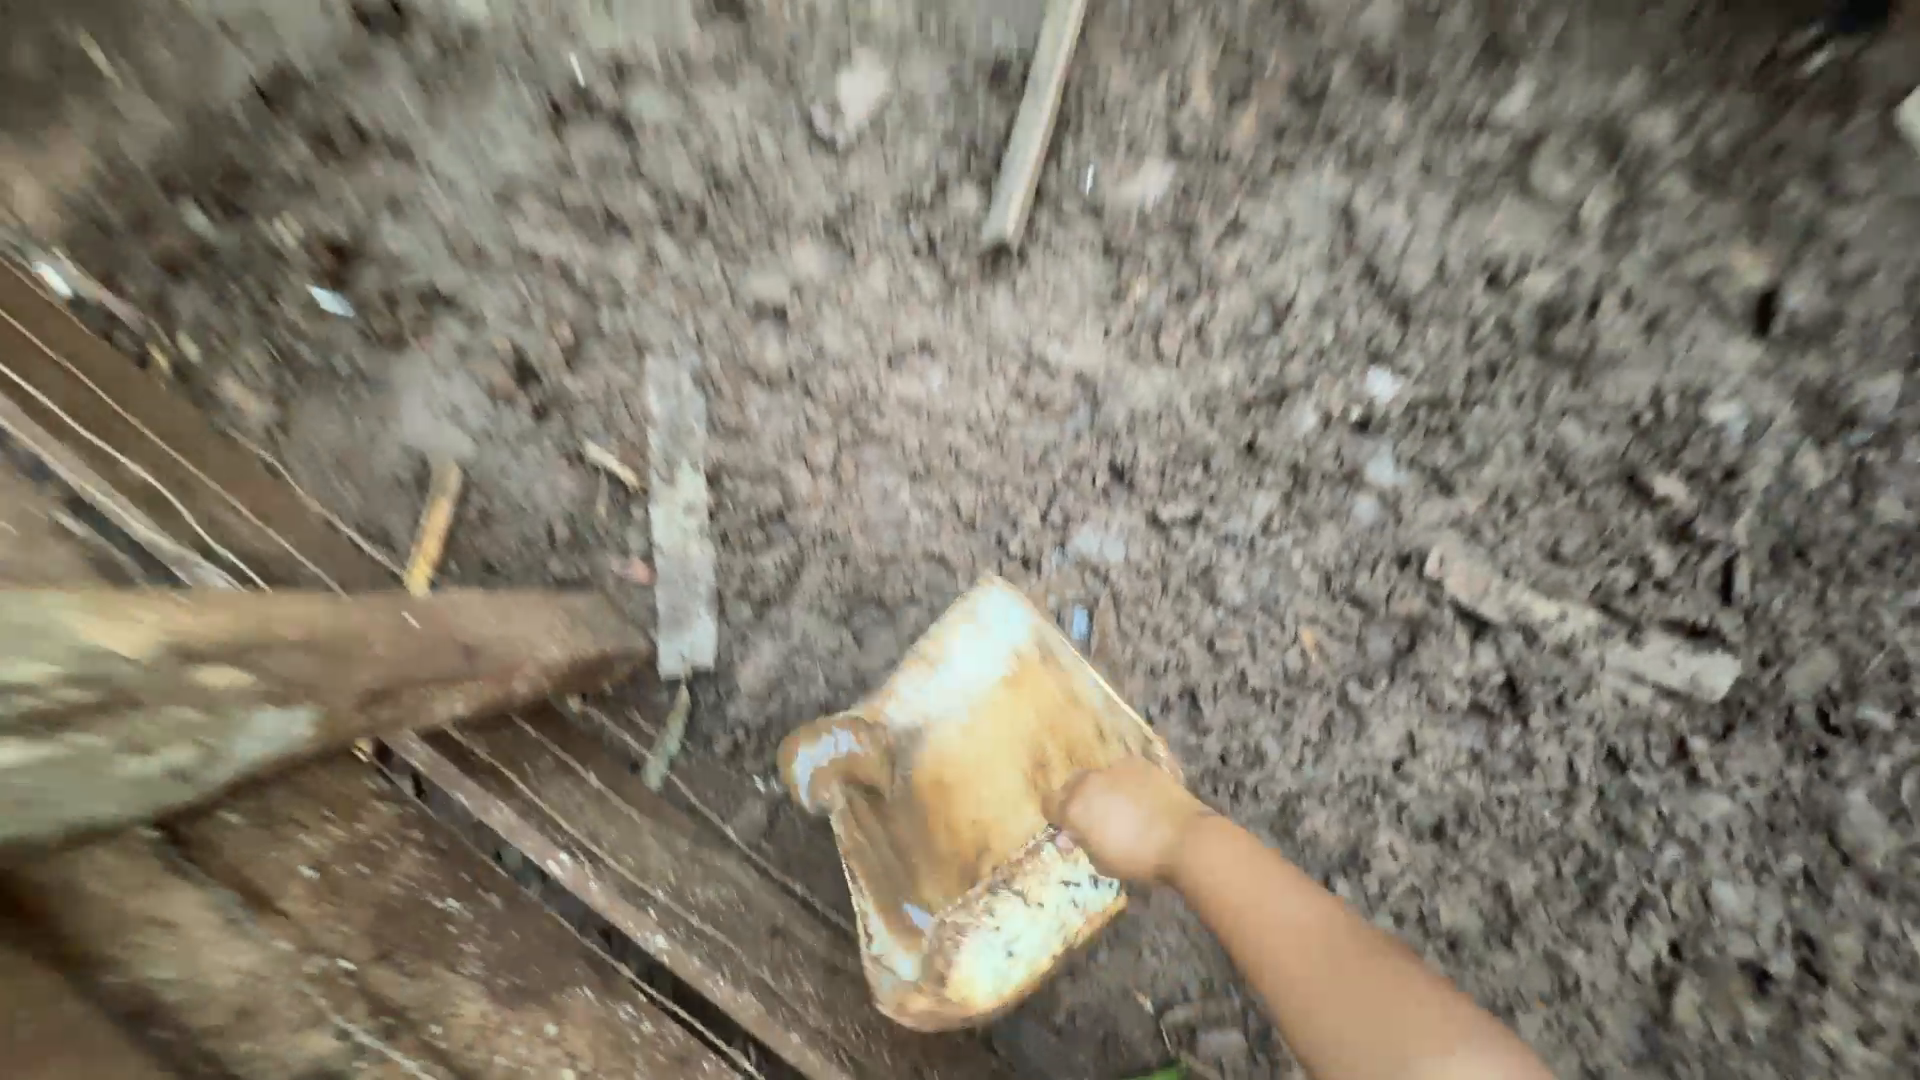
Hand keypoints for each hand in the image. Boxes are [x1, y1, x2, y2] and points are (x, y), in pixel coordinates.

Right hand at [1046, 758, 1212, 883]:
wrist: (1183, 838)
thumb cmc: (1138, 859)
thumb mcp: (1102, 863)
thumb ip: (1082, 845)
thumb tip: (1070, 837)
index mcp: (1074, 808)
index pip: (1048, 804)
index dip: (1057, 818)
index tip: (1070, 831)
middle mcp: (1088, 782)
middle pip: (1070, 786)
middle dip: (1077, 801)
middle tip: (1095, 820)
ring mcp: (1114, 768)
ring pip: (1097, 777)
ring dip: (1101, 790)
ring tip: (1122, 808)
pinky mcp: (1137, 763)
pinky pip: (1122, 772)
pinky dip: (1126, 783)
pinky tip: (1142, 799)